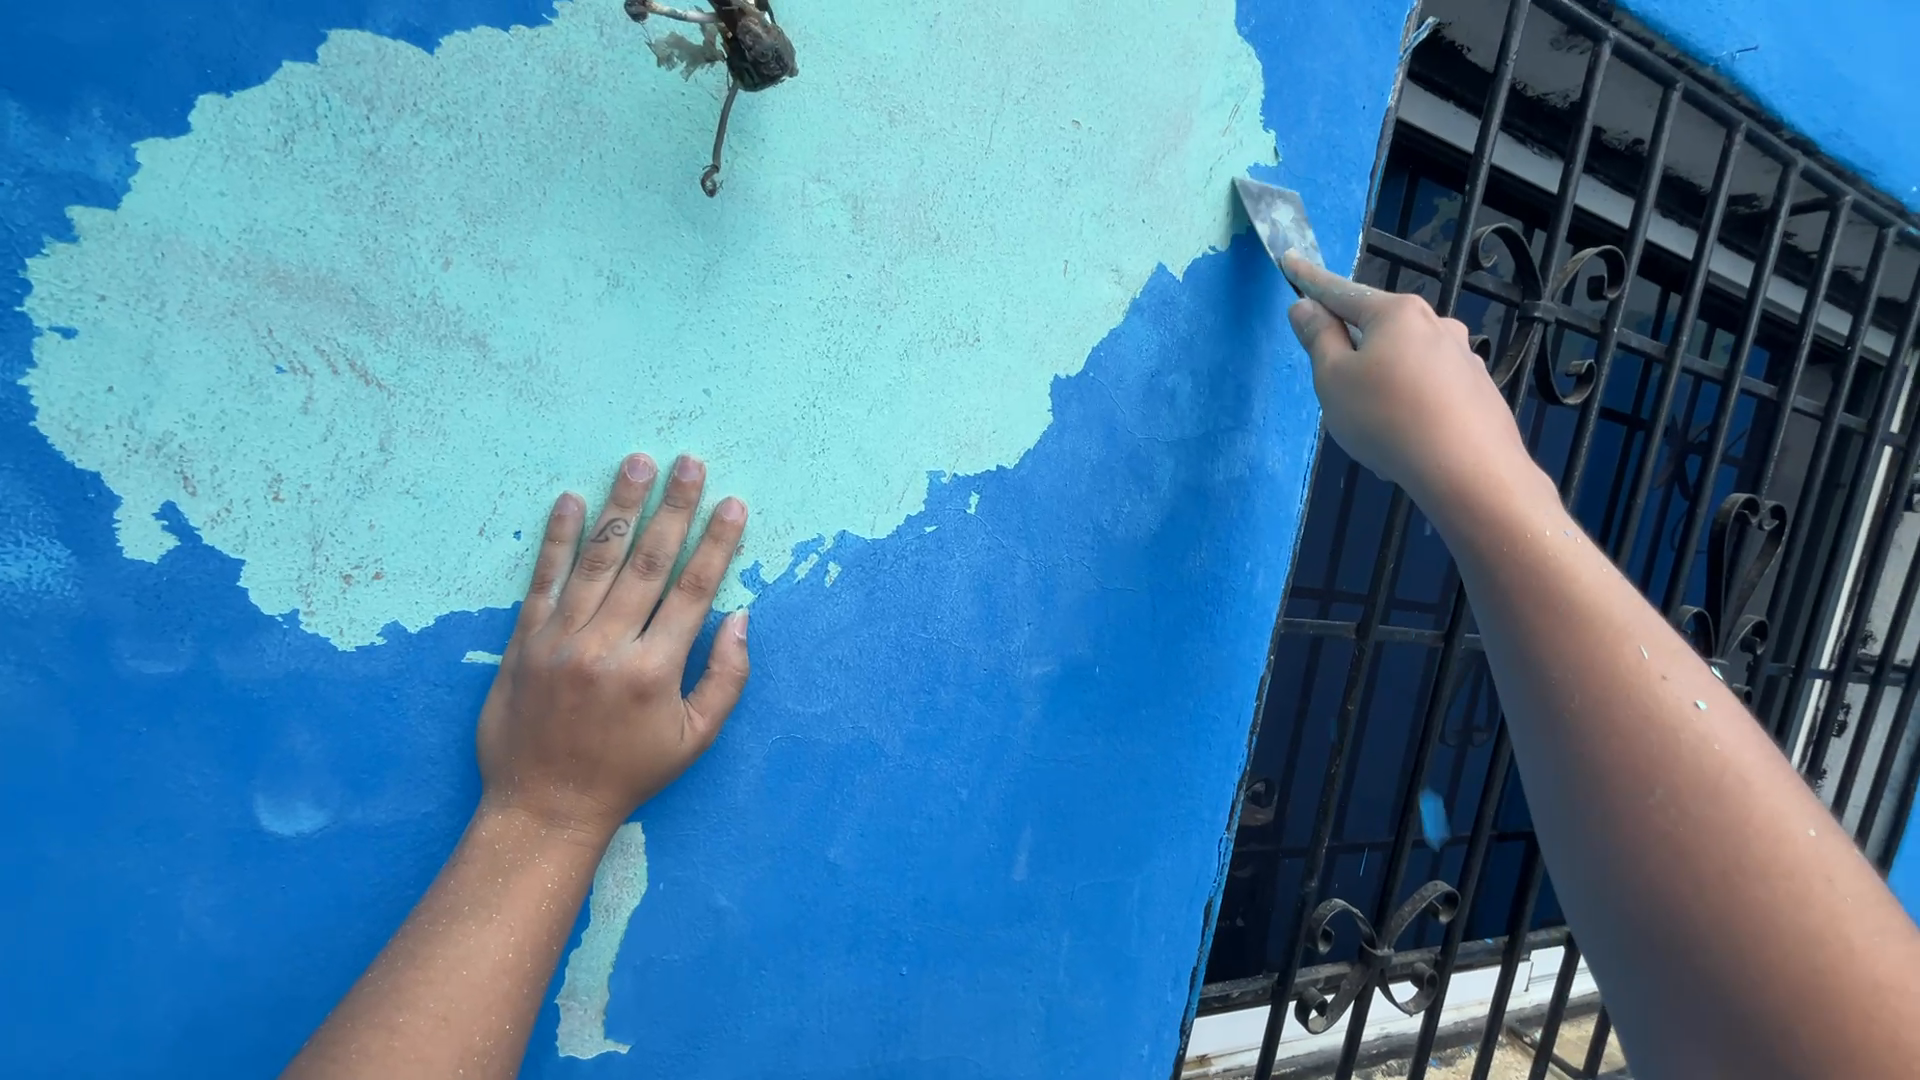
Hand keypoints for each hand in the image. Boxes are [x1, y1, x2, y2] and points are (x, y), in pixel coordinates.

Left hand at [475, 453, 749, 841]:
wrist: (543, 808)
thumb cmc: (631, 773)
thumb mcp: (697, 737)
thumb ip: (727, 677)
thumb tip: (742, 618)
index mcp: (654, 670)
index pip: (694, 590)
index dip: (717, 544)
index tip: (733, 505)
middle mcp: (607, 645)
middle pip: (648, 562)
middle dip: (674, 508)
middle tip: (689, 463)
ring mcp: (560, 639)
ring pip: (596, 559)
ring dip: (621, 507)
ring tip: (637, 463)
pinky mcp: (523, 641)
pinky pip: (542, 580)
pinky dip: (555, 538)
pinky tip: (569, 501)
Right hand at [1283, 252, 1532, 510]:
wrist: (1467, 468)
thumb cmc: (1385, 417)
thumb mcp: (1333, 379)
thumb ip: (1318, 339)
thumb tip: (1305, 307)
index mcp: (1395, 314)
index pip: (1340, 292)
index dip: (1310, 280)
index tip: (1290, 260)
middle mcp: (1434, 323)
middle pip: (1376, 325)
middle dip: (1350, 343)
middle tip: (1330, 381)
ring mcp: (1460, 354)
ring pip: (1402, 358)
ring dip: (1379, 377)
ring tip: (1368, 420)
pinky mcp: (1475, 388)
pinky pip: (1425, 386)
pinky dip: (1405, 400)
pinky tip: (1400, 433)